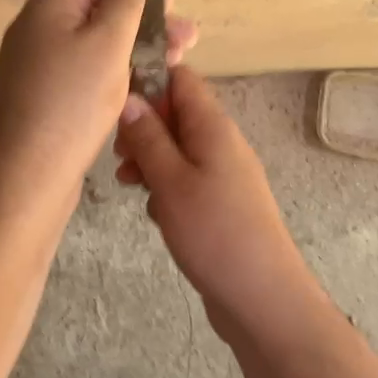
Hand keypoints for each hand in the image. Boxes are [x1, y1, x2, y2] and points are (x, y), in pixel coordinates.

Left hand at [0, 0, 156, 196]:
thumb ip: (124, 2)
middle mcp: (36, 28)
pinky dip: (111, 74)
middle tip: (187, 41)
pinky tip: (140, 89)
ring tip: (172, 67)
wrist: (26, 175)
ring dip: (133, 50)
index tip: (172, 10)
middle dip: (143, 22)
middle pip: (96, 10)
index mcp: (48, 6)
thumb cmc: (72, 103)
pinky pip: (81, 72)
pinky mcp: (41, 96)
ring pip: (92, 44)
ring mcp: (35, 64)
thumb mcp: (107, 45)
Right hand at [114, 66, 314, 334]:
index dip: (147, 80)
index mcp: (212, 125)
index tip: (114, 102)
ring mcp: (222, 173)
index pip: (180, 77)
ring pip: (176, 148)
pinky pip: (185, 178)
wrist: (263, 299)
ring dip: (149, 159)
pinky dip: (164, 186)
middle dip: (142, 127)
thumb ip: (148, 137)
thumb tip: (129, 97)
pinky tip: (153, 212)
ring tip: (128, 184)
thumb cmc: (214, 233)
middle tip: (118, 155)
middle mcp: (220, 142)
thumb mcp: (170, 180)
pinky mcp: (219, 203)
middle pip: (175, 112)